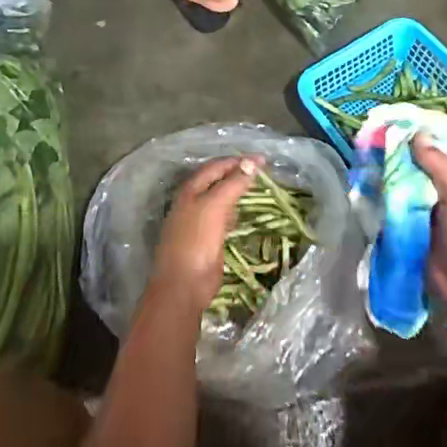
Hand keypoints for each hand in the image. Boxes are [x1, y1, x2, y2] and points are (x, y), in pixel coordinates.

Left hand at [151, 156, 259, 310]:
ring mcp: (199, 221)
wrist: (183, 286)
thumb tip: (252, 162)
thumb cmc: (196, 241)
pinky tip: (243, 212)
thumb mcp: (215, 206)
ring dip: (237, 191)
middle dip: (238, 173)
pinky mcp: (207, 239)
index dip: (238, 160)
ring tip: (257, 187)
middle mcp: (193, 202)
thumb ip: (233, 183)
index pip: (216, 166)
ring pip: (221, 198)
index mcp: (190, 190)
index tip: (262, 160)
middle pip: (218, 180)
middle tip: (262, 171)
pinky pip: (223, 218)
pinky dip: (234, 210)